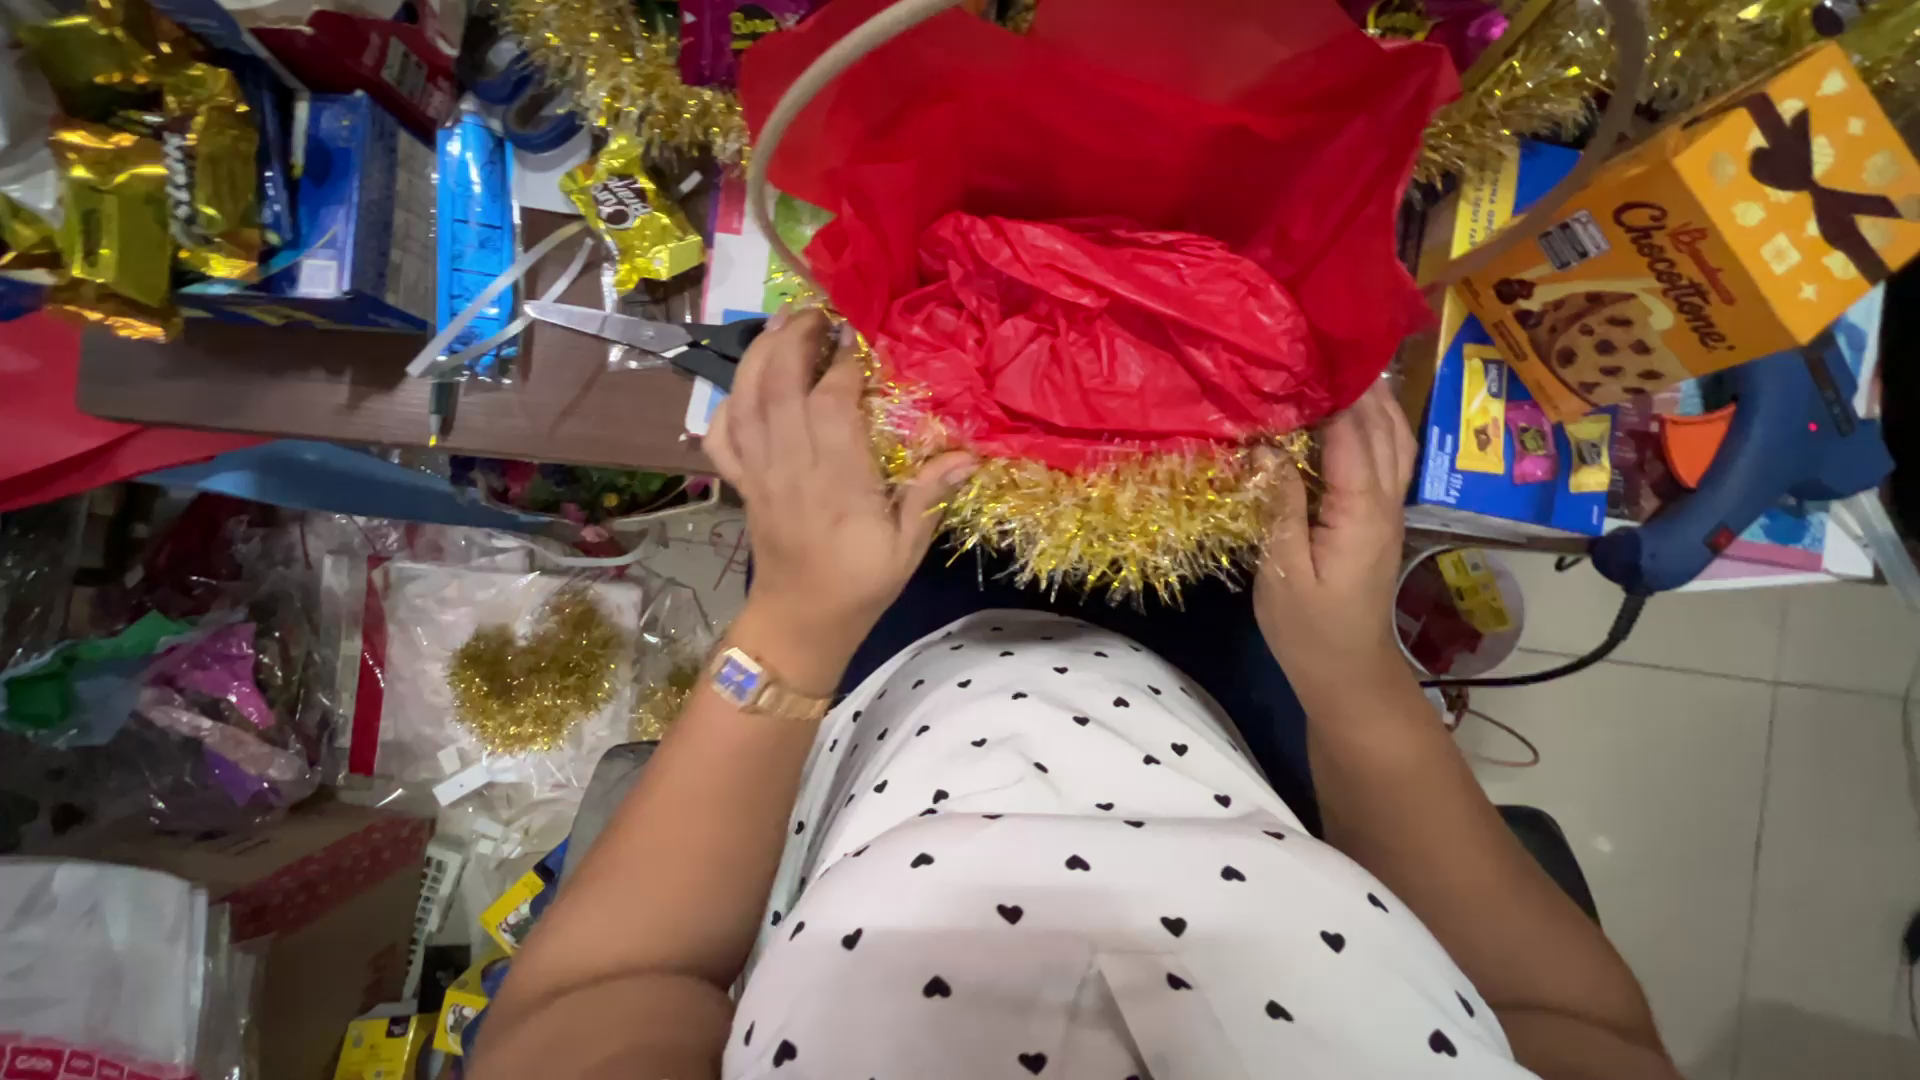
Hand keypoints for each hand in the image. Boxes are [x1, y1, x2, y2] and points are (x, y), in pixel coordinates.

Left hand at [705, 309, 973, 682]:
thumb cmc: (860, 585)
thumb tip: (969, 454)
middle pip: (779, 388)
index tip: (858, 334)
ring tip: (780, 324)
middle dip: (794, 339)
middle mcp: (792, 469)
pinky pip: (720, 438)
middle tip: (816, 311)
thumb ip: (929, 496)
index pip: (832, 405)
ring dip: (758, 357)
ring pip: (745, 403)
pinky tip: (744, 388)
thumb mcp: (907, 548)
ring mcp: (759, 475)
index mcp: (837, 483)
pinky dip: (725, 405)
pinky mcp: (742, 485)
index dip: (842, 363)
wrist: (800, 622)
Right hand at [1253, 381, 1417, 699]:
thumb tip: (1266, 450)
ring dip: (1373, 401)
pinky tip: (1346, 418)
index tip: (1303, 353)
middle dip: (1359, 384)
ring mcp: (1387, 510)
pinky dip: (1371, 428)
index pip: (1351, 433)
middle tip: (1320, 346)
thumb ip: (1278, 508)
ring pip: (1394, 440)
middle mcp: (1384, 502)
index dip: (1331, 391)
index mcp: (1360, 511)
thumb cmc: (1310, 631)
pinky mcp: (1377, 520)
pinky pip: (1383, 459)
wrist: (1349, 674)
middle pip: (1384, 426)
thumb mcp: (1282, 574)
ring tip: (1338, 368)